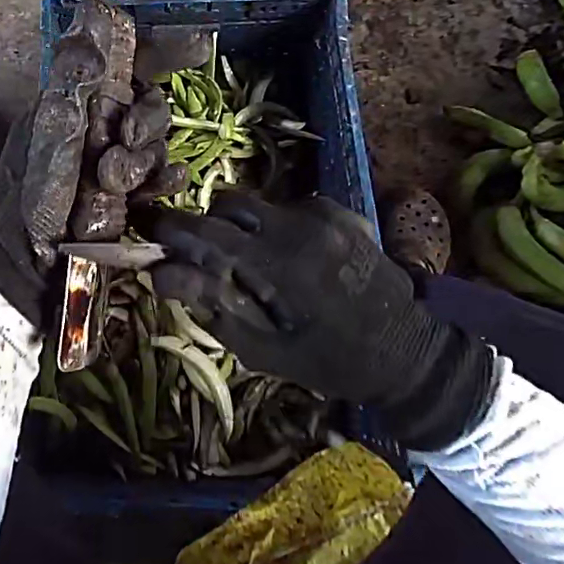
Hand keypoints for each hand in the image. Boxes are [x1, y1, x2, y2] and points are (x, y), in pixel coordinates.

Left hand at [0, 93, 176, 328]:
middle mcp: (98, 129)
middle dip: (145, 128)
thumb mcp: (48, 136)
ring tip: (117, 186)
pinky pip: (161, 178)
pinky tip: (167, 185)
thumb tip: (94, 20)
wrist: (24, 267)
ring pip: (157, 145)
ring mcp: (115, 163)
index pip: (126, 73)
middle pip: (150, 110)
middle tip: (124, 150)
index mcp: (77, 106)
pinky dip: (166, 180)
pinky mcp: (127, 194)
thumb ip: (74, 85)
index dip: (149, 78)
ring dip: (146, 162)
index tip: (157, 89)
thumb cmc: (28, 199)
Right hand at [147, 193, 496, 450]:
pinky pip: (293, 206)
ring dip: (247, 227)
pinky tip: (298, 260)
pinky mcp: (342, 210)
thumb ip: (213, 307)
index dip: (174, 228)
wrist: (409, 347)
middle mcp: (302, 225)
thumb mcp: (266, 349)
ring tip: (262, 266)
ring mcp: (326, 213)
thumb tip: (161, 274)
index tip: (154, 232)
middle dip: (212, 224)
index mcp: (280, 264)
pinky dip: (280, 226)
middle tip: (213, 260)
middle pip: (231, 202)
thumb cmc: (331, 361)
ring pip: (261, 203)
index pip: (210, 231)